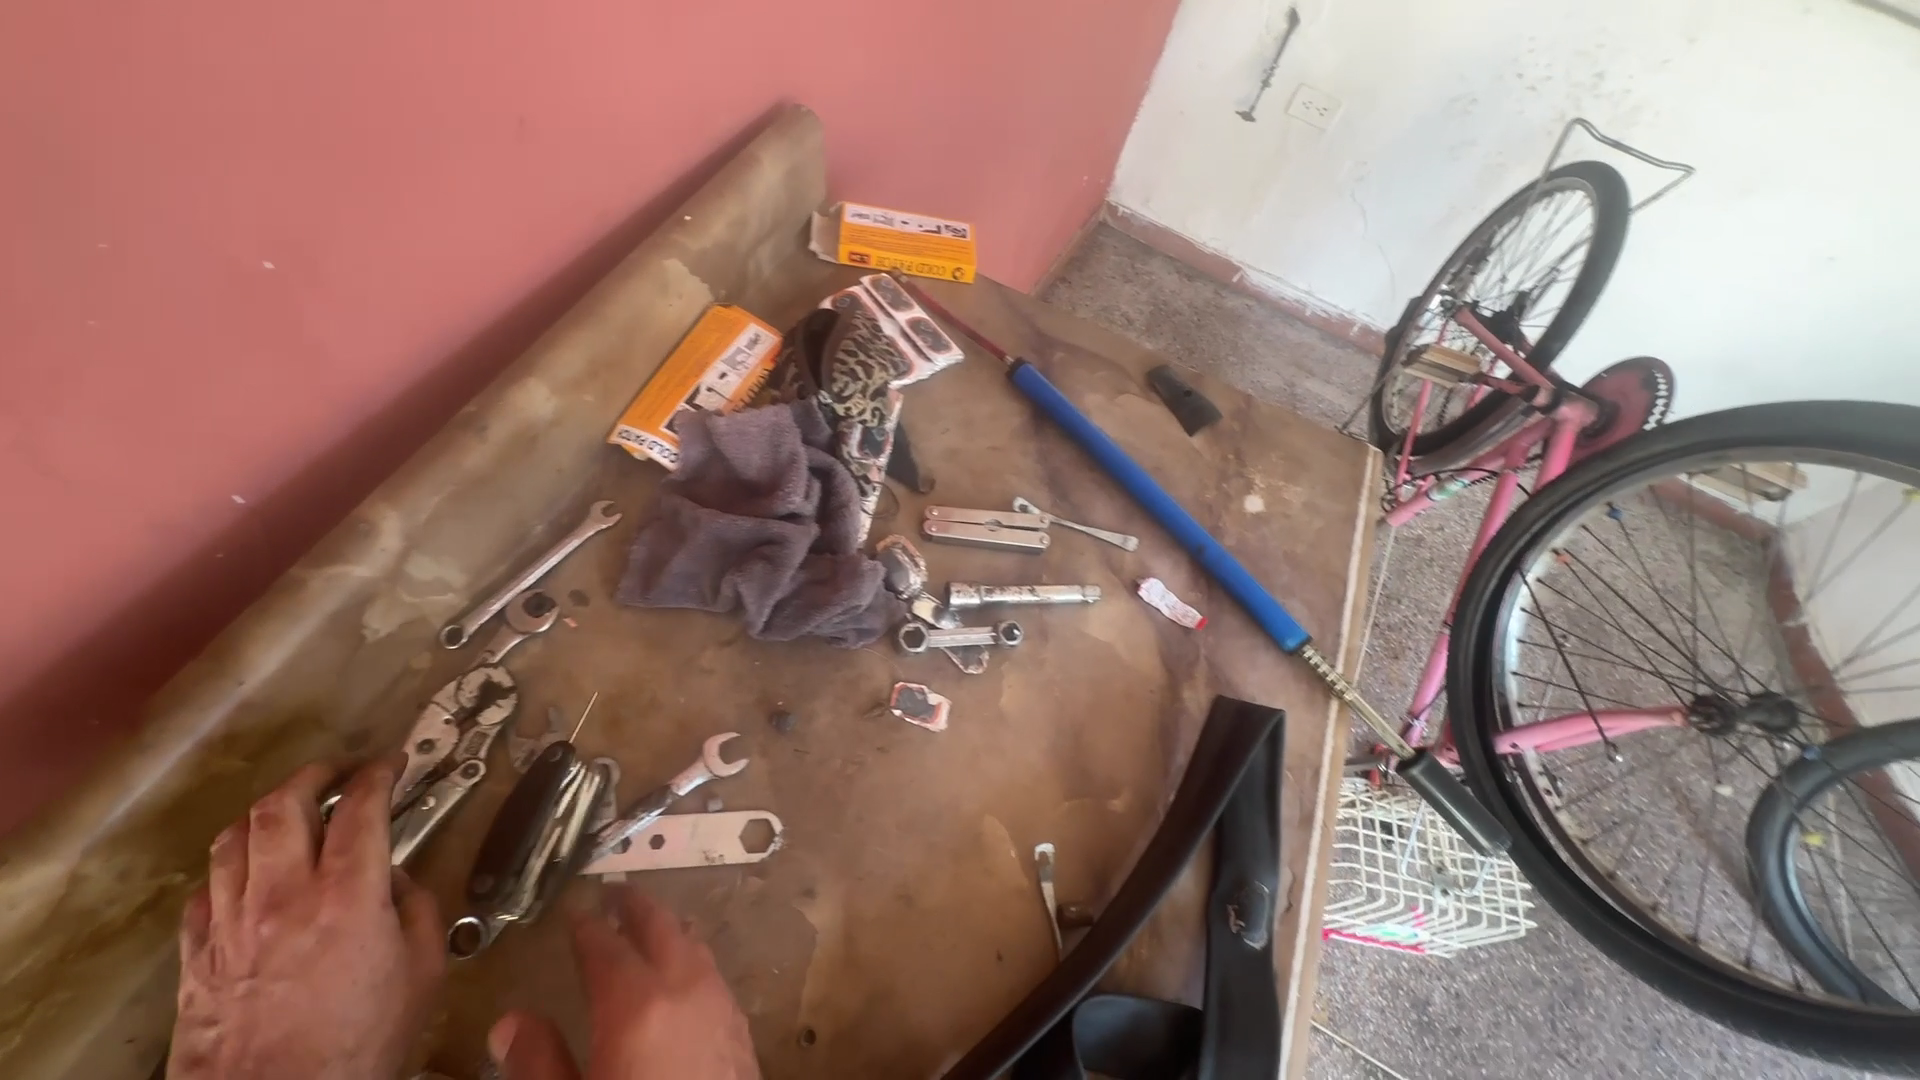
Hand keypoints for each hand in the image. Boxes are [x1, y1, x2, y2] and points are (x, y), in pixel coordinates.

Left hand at [167, 758, 444, 1079]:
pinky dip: (231, 868)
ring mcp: (232, 925)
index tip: (391, 764)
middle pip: (280, 807)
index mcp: (349, 895)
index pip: (361, 808)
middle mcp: (284, 897)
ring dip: (265, 814)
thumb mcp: (423, 966)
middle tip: (338, 771)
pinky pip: (204, 891)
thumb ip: (415, 908)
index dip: (379, 774)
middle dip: (312, 775)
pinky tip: (251, 874)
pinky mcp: (197, 957)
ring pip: (232, 841)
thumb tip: (393, 881)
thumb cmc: (365, 1036)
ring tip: (291, 812)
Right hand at [489, 885, 759, 1079]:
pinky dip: (691, 955)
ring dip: (668, 928)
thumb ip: (540, 1062)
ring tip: (648, 924)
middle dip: (636, 907)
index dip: (588, 927)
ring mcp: (719, 1002)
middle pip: (660, 928)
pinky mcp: (738, 1024)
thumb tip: (510, 1022)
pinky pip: (711, 970)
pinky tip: (682, 970)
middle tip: (616, 892)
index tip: (576, 911)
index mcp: (635, 1004)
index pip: (606, 947)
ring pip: (692, 944)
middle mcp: (684, 988)